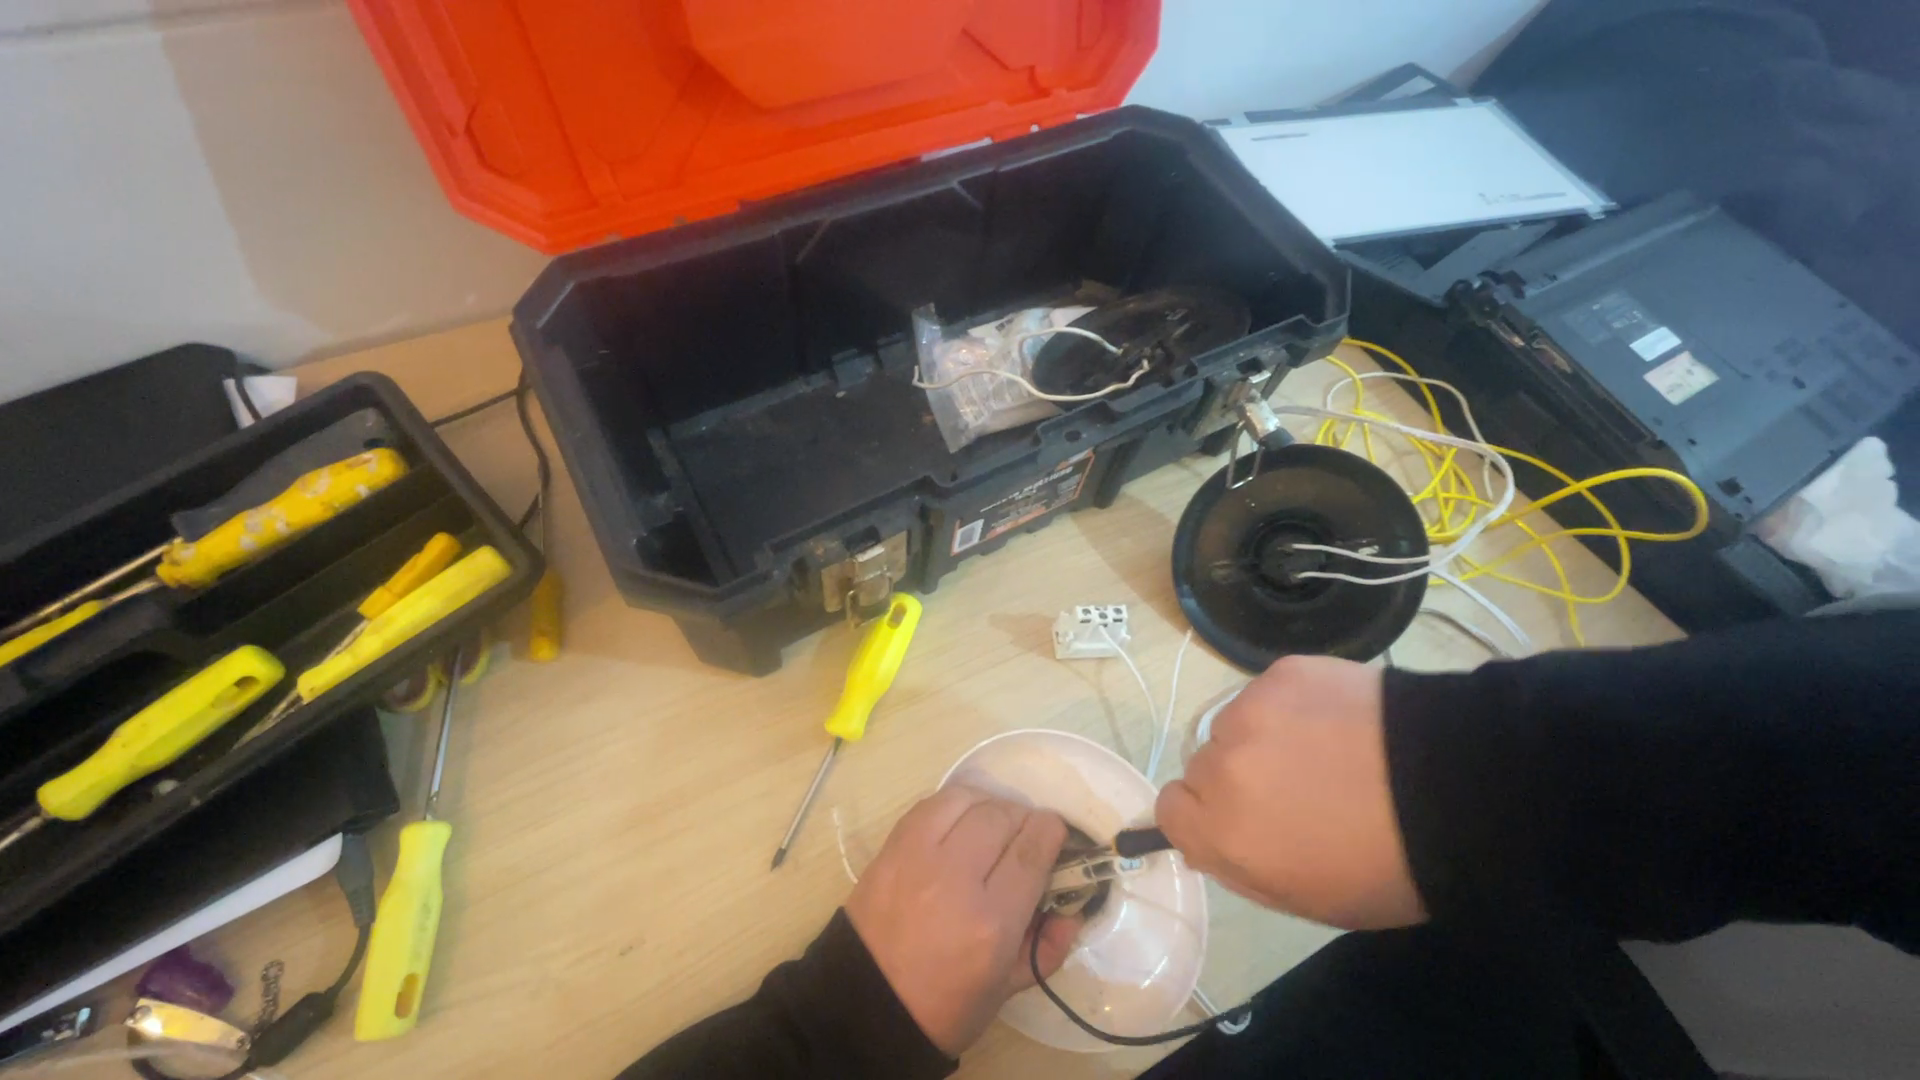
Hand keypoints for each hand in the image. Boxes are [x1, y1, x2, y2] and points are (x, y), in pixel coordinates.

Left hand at [846, 786, 1081, 1056]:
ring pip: (968, 799)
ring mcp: (919, 856)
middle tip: (1026, 834)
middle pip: (1003, 817)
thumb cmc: (943, 1005)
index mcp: (991, 923)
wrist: (865, 1002)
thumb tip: (1073, 908)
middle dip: (1024, 818)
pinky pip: (933, 802)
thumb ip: (1047, 946)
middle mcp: (957, 879)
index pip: (1033, 849)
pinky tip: (963, 819)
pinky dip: (956, 803)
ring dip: (990, 805)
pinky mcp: (893, 845)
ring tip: (995, 822)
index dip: (1052, 832)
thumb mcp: (1005, 989)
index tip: (1057, 834)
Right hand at [1156, 655, 1424, 929]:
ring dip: (1264, 739)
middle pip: (1201, 766)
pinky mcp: (1281, 673)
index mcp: (1219, 829)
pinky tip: (1340, 721)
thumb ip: (1238, 867)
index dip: (1203, 816)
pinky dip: (1292, 707)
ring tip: (1328, 751)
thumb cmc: (1387, 865)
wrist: (1458, 788)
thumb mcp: (1306, 899)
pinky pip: (1268, 693)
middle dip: (1237, 777)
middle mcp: (1218, 764)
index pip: (1170, 808)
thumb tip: (1204, 839)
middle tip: (1296, 787)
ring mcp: (1248, 711)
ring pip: (1234, 726)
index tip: (1242, 820)